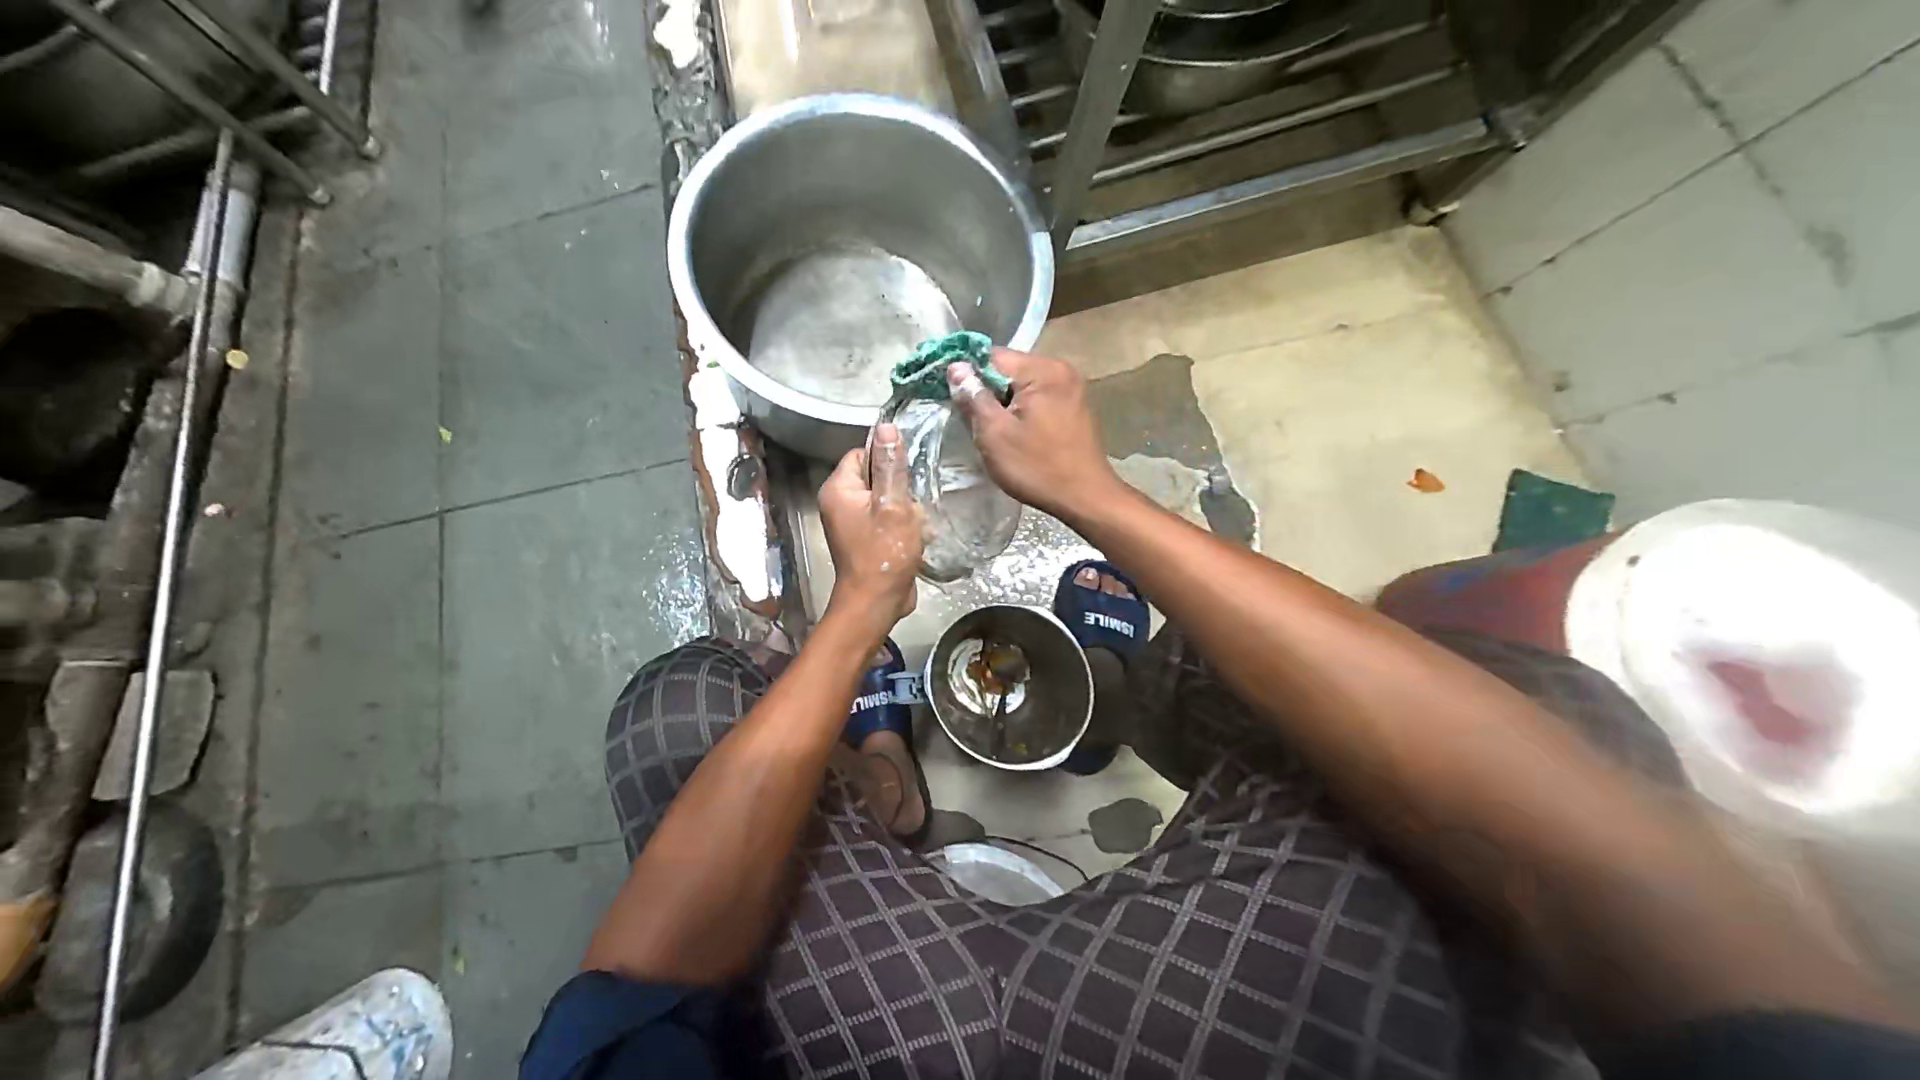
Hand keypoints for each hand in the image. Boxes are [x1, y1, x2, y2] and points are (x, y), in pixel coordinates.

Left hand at [819, 423, 922, 635]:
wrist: (876, 602)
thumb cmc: (884, 553)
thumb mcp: (893, 504)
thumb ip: (890, 465)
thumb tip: (886, 427)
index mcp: (838, 489)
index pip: (862, 453)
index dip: (887, 458)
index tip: (908, 473)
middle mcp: (839, 502)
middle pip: (875, 475)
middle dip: (900, 488)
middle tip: (913, 505)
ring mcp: (852, 522)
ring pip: (886, 498)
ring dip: (905, 508)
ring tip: (915, 524)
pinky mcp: (865, 538)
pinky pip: (886, 518)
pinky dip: (902, 524)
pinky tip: (915, 536)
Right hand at [948, 349, 1125, 522]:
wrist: (1086, 498)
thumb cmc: (1037, 467)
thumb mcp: (995, 434)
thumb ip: (974, 397)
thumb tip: (955, 367)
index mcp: (1042, 370)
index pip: (991, 356)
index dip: (966, 374)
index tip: (952, 398)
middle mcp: (1061, 369)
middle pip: (1008, 369)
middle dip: (986, 390)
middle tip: (972, 420)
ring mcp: (1072, 387)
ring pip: (1022, 385)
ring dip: (1003, 402)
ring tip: (993, 429)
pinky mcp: (1074, 406)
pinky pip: (1038, 397)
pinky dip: (1022, 410)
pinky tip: (1016, 433)